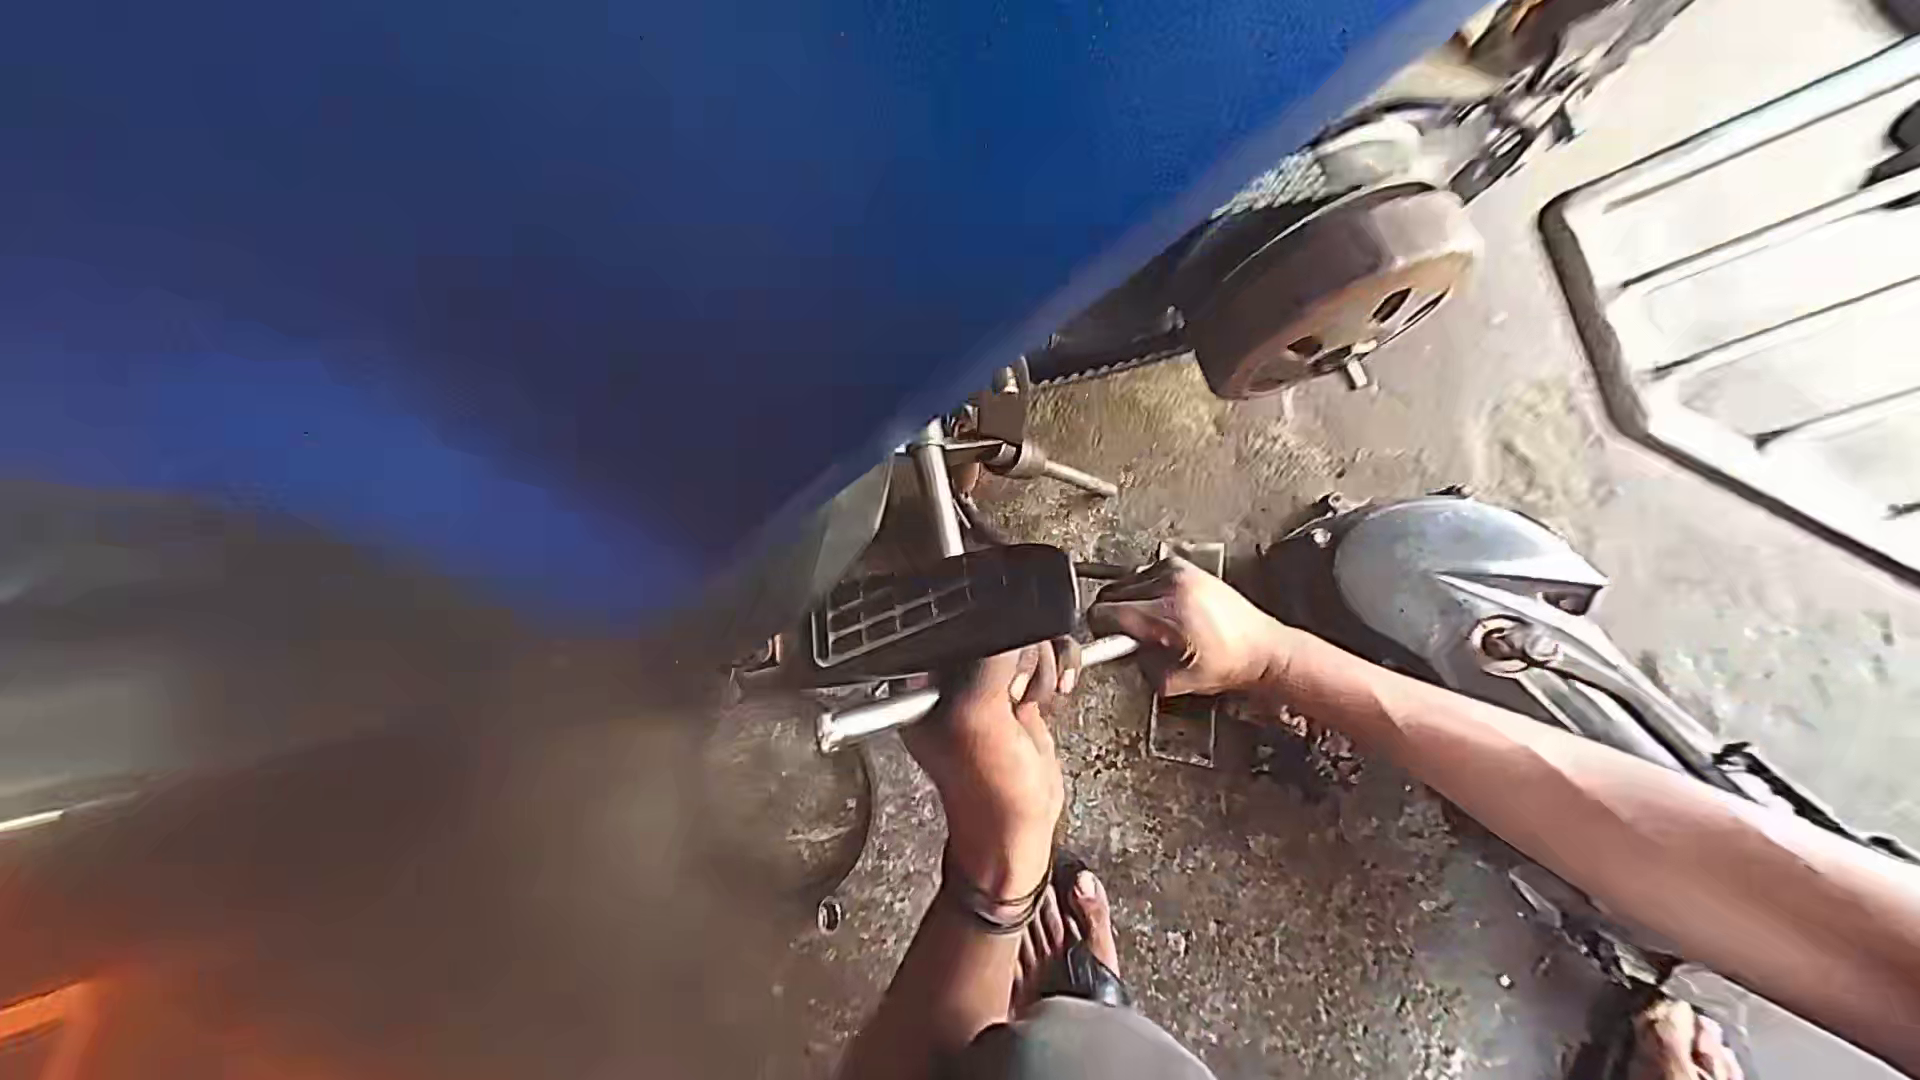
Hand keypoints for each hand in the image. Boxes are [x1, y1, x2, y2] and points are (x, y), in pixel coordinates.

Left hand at [902, 638, 1080, 898]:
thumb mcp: (979, 720)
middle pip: (1003, 624)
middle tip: (1013, 698)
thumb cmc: (988, 793)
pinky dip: (1063, 668)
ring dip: (1045, 668)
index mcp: (925, 676)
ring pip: (1032, 635)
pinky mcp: (1023, 686)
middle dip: (1022, 659)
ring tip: (1029, 703)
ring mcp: (993, 679)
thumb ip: (988, 664)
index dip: (989, 640)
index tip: (997, 677)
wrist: (1020, 829)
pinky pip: (1051, 651)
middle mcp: (956, 674)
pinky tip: (1055, 694)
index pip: (962, 623)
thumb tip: (1008, 623)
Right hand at [1087, 555, 1291, 696]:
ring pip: (1122, 583)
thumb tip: (1115, 651)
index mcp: (1166, 614)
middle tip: (1128, 635)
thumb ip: (1138, 665)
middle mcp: (1169, 585)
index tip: (1104, 638)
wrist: (1263, 647)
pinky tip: (1157, 607)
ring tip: (1148, 622)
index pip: (1105, 612)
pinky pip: (1141, 573)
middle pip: (1109, 595)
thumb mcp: (1174, 681)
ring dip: (1126, 602)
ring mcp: (1175, 571)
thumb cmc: (1227, 665)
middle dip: (1112, 616)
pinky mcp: (1181, 566)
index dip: (1099, 629)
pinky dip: (1140, 590)